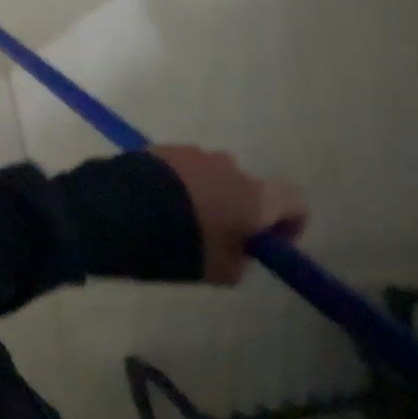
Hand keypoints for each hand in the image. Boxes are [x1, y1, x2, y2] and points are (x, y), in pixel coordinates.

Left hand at [151, 146, 306, 285]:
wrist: (122, 209)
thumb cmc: (183, 244)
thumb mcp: (222, 270)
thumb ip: (240, 259)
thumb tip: (237, 249)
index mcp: (256, 196)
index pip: (295, 202)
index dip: (288, 224)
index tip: (267, 243)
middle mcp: (230, 166)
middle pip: (246, 186)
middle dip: (237, 207)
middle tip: (215, 233)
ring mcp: (193, 153)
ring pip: (210, 174)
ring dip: (204, 192)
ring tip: (177, 218)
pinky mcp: (160, 148)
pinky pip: (180, 167)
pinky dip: (177, 182)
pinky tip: (155, 202)